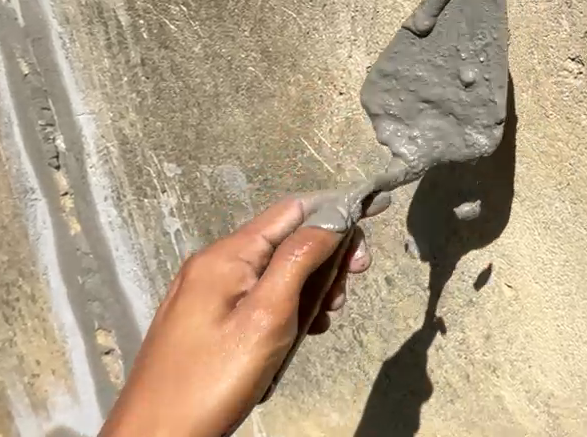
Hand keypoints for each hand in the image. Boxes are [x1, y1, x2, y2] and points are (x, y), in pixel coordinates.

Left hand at [100, 196, 372, 436]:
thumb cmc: (212, 380)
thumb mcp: (267, 316)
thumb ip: (301, 257)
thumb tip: (335, 216)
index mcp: (225, 256)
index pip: (296, 208)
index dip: (339, 208)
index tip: (378, 217)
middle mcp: (214, 265)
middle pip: (290, 238)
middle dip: (329, 256)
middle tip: (351, 285)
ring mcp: (208, 294)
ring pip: (280, 268)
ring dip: (313, 286)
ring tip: (325, 317)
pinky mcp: (208, 320)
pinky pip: (263, 294)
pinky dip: (291, 305)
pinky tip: (302, 330)